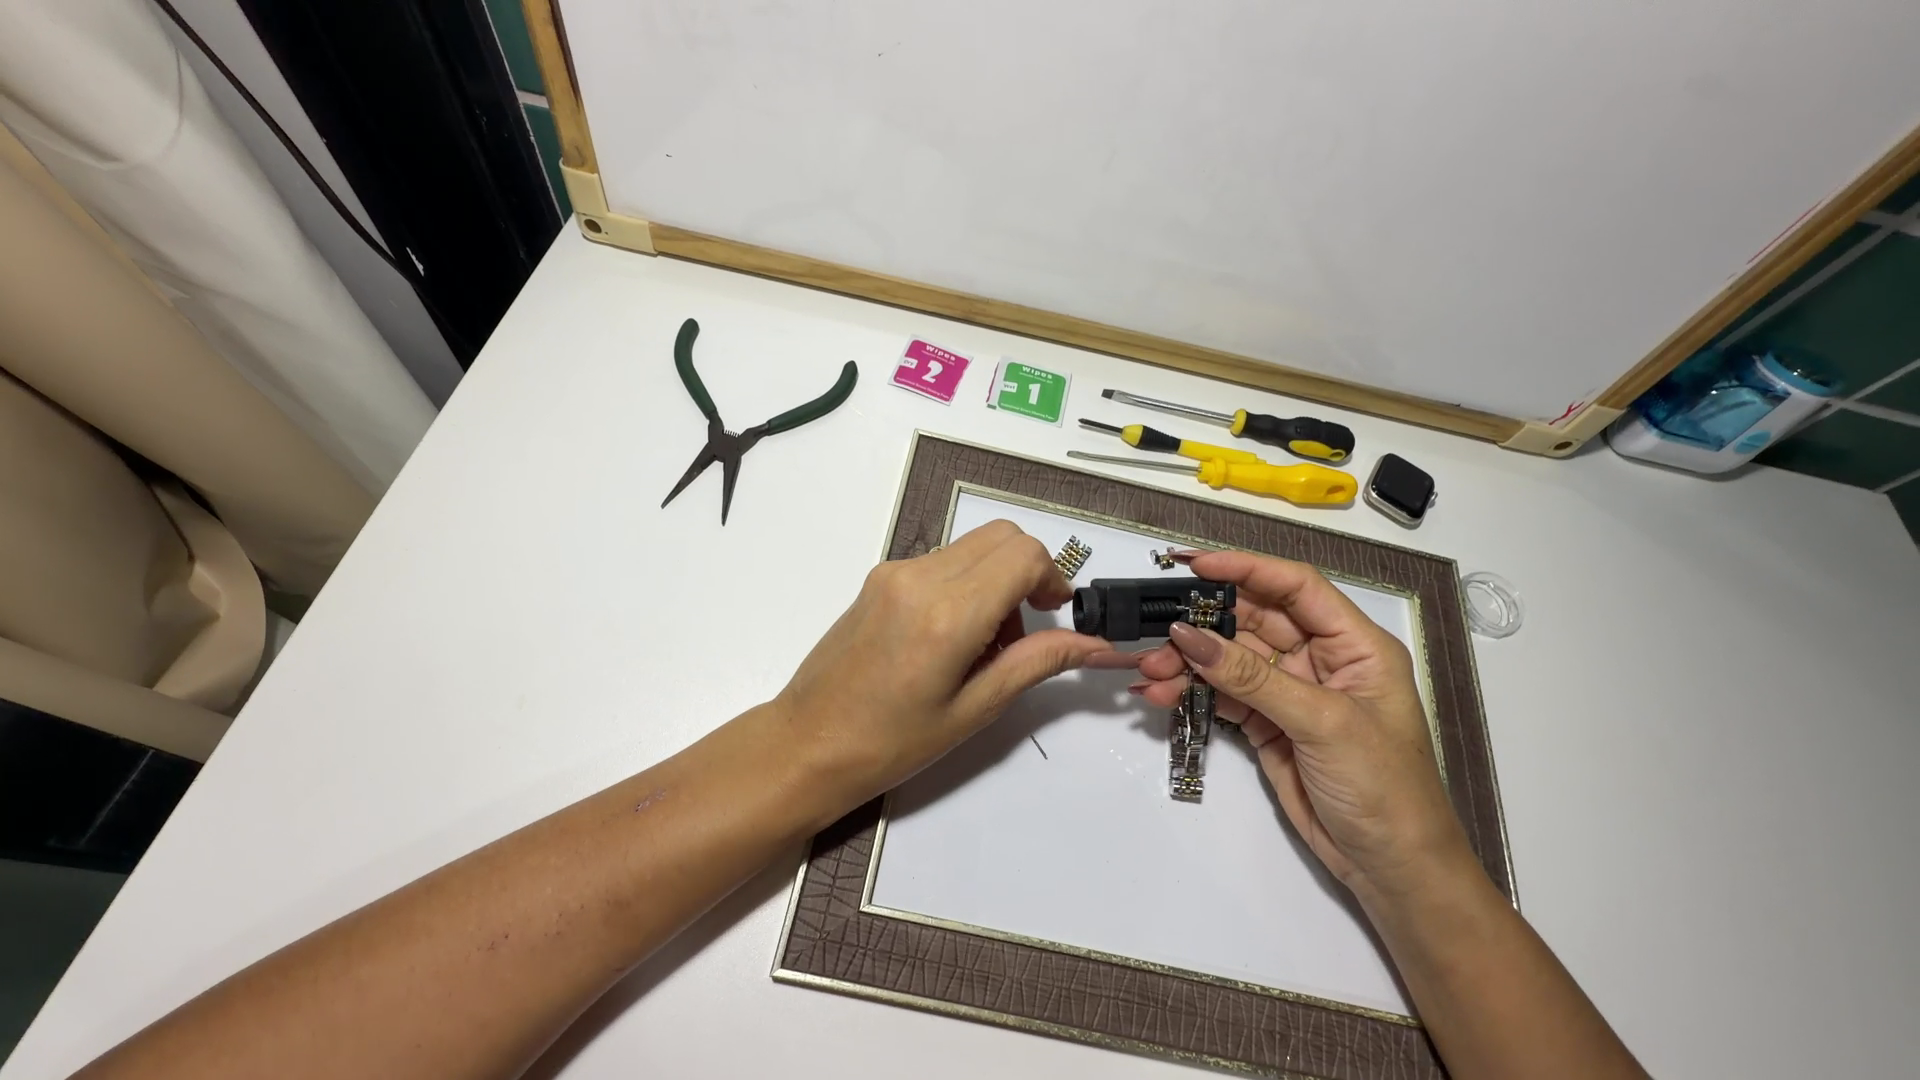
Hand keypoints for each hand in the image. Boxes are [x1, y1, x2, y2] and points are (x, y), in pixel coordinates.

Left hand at [771, 521, 1112, 816]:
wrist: (807, 744)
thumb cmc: (891, 743)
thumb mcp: (974, 709)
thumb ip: (1036, 663)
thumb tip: (1094, 643)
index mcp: (948, 613)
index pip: (1024, 556)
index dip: (1054, 579)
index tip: (1053, 616)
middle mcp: (919, 577)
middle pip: (1002, 536)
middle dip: (1028, 573)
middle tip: (1021, 631)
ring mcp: (894, 572)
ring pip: (972, 545)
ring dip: (996, 578)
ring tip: (981, 644)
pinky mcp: (878, 577)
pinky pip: (942, 560)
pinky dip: (966, 582)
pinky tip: (951, 637)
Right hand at [1133, 551, 1469, 899]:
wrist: (1393, 869)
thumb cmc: (1384, 788)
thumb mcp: (1322, 723)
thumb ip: (1252, 677)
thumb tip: (1188, 636)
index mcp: (1354, 645)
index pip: (1296, 587)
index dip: (1247, 569)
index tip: (1196, 567)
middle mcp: (1321, 661)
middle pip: (1255, 621)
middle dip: (1204, 624)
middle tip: (1157, 633)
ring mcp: (1291, 694)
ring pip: (1231, 660)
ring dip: (1190, 663)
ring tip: (1151, 674)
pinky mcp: (1268, 725)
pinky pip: (1223, 696)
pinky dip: (1192, 693)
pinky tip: (1162, 695)